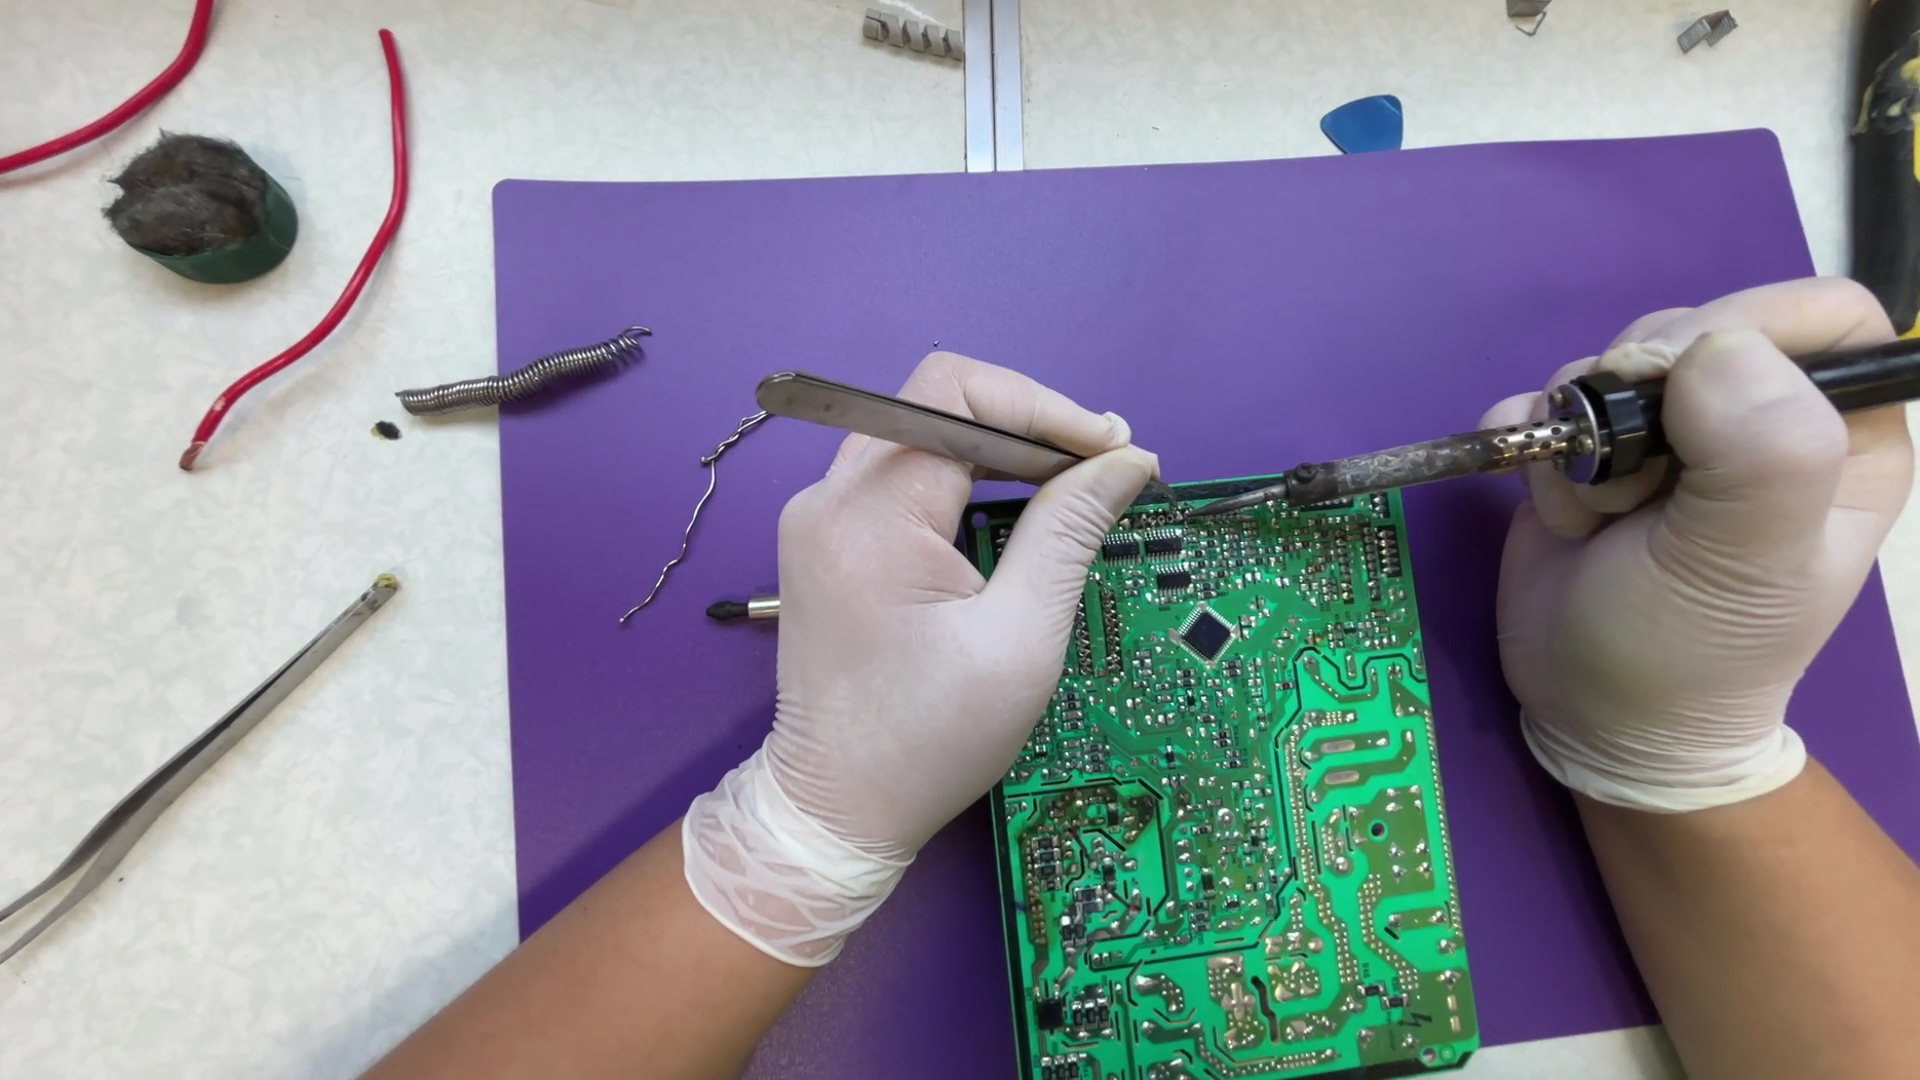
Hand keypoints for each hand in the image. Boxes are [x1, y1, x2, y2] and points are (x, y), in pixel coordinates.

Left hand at [683, 352, 1157, 963]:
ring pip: (921, 435)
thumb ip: (1068, 532)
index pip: (955, 393)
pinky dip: (963, 478)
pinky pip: (902, 475)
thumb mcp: (1020, 638)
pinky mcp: (826, 538)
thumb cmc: (931, 739)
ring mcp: (820, 515)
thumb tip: (1126, 460)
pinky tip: (1011, 507)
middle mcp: (830, 496)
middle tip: (1100, 468)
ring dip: (999, 450)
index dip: (1042, 404)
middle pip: (936, 405)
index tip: (1109, 450)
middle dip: (1027, 425)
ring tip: (1068, 484)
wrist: (836, 805)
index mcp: (870, 513)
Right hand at [1480, 278, 1912, 811]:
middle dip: (1631, 391)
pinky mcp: (1574, 464)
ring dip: (1569, 428)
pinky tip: (1524, 481)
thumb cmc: (1687, 647)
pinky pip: (1538, 407)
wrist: (1591, 708)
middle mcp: (1743, 427)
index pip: (1813, 320)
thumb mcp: (1742, 562)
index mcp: (1832, 437)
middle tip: (1614, 467)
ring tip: (1580, 509)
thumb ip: (1761, 453)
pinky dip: (1520, 432)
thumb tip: (1709, 351)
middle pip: (1688, 336)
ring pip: (1601, 371)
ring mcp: (1649, 445)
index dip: (1737, 330)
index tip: (1665, 385)